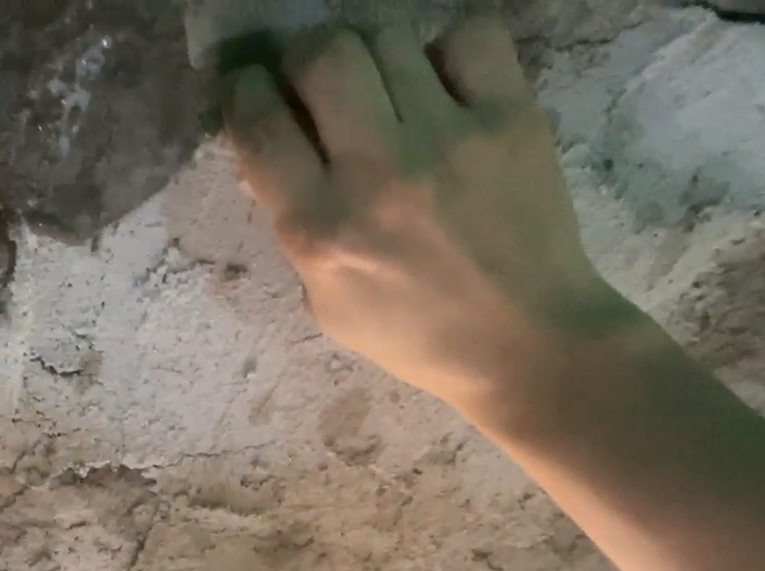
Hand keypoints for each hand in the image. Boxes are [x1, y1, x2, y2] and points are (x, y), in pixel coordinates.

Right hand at [223, 19, 644, 424]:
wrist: (522, 339)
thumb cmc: (408, 332)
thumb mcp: (323, 299)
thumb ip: (295, 228)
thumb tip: (275, 159)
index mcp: (320, 229)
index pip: (261, 129)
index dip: (242, 93)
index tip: (244, 86)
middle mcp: (377, 173)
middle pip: (324, 56)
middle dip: (300, 57)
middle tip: (307, 78)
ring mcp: (449, 137)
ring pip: (387, 38)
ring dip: (366, 57)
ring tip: (375, 89)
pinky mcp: (512, 116)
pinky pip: (466, 39)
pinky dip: (440, 53)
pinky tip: (437, 89)